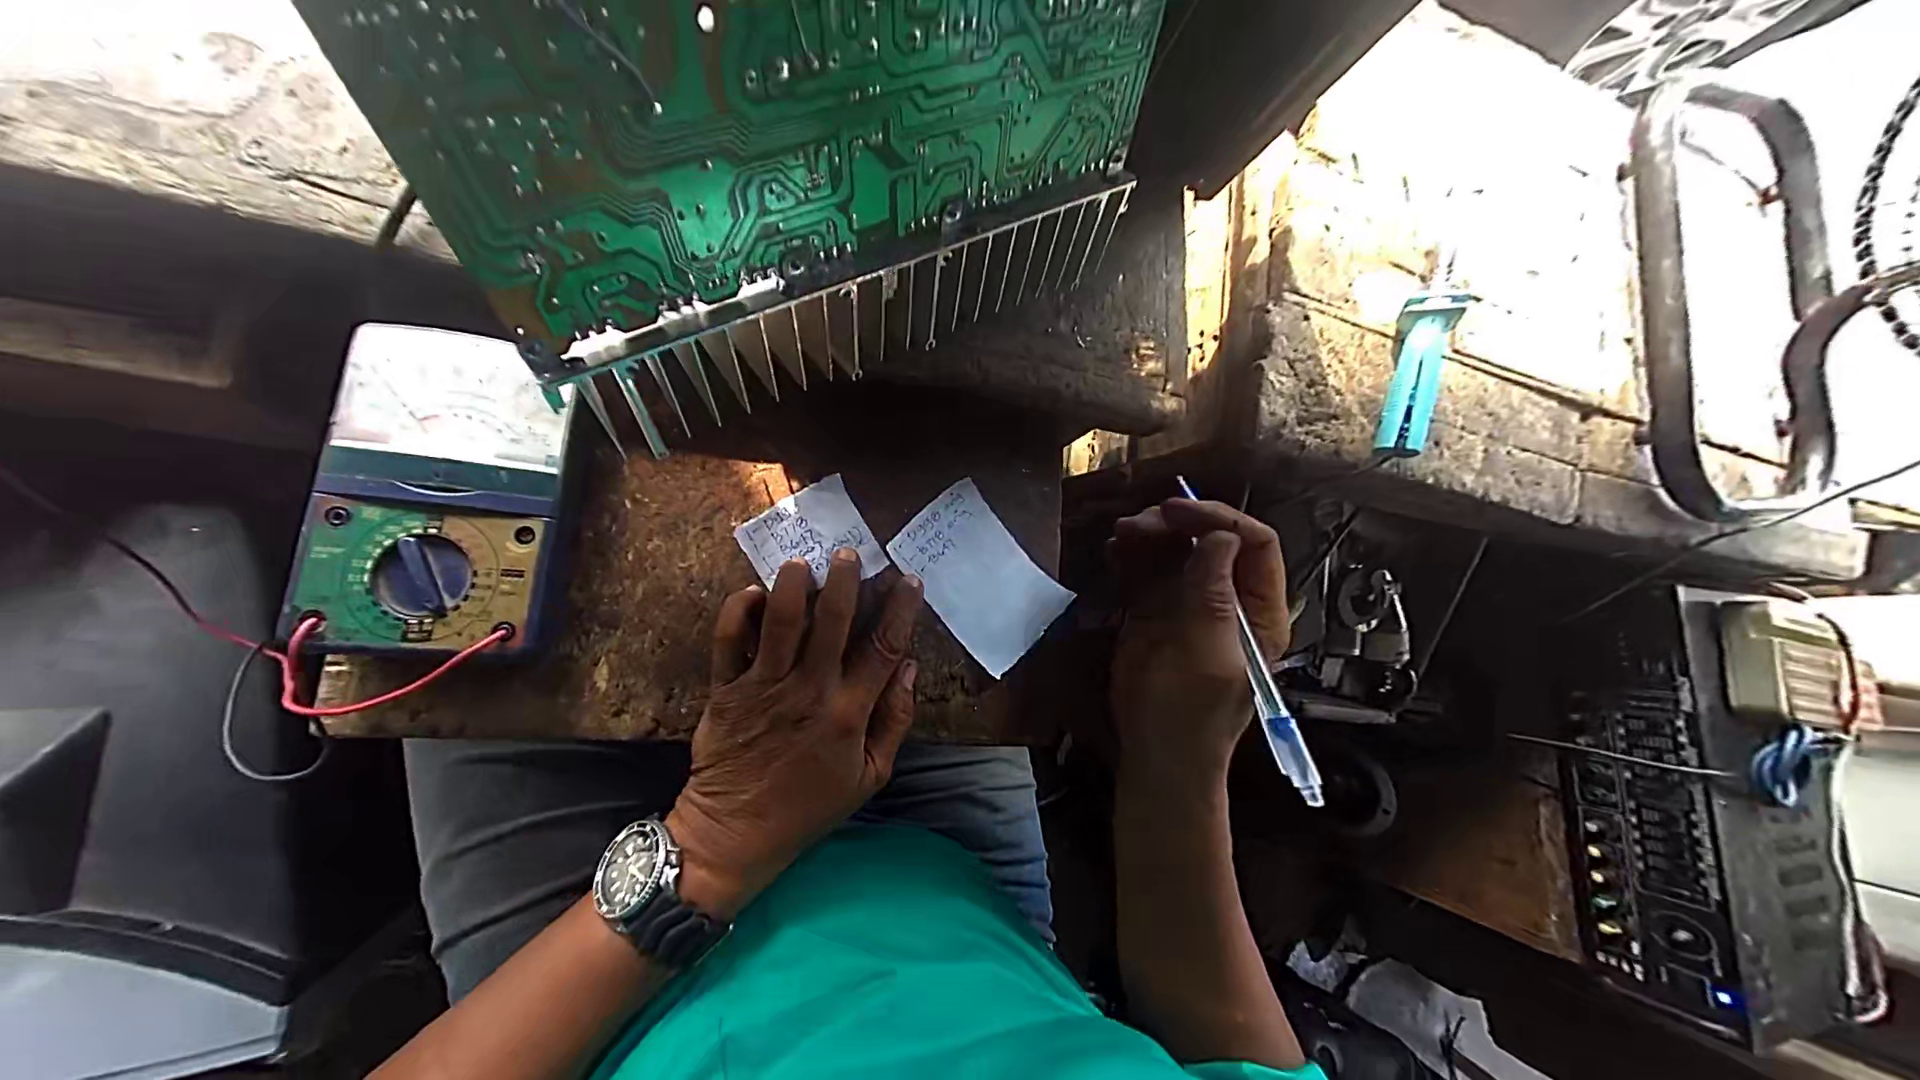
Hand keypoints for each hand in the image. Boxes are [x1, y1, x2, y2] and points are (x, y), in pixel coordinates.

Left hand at [666, 549, 922, 917]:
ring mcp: (763, 688)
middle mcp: (808, 691)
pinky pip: (729, 641)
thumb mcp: (871, 775)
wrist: (736, 833)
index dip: (900, 609)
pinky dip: (739, 612)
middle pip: (832, 622)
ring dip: (793, 586)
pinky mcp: (725, 690)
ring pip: (781, 623)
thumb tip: (910, 666)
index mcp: (848, 713)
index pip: (882, 648)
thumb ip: (896, 719)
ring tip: (802, 563)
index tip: (908, 580)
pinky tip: (754, 593)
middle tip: (850, 553)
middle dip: (845, 581)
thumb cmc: (810, 804)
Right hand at [1106, 499, 1287, 786]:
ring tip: (1120, 535)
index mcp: (1258, 609)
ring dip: (1148, 535)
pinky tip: (1113, 550)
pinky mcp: (1153, 610)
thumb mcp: (1209, 655)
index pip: (1255, 544)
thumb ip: (1215, 596)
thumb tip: (1220, 538)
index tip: (1177, 512)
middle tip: (1138, 524)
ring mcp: (1187, 602)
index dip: (1220, 519)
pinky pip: (1144, 571)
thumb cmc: (1191, 714)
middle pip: (1210, 539)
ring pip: (1174, 550)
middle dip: (1176, 524)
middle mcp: (1227, 598)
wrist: (1156, 752)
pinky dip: (1129, 555)